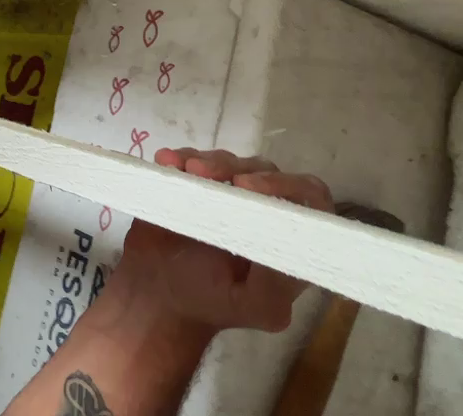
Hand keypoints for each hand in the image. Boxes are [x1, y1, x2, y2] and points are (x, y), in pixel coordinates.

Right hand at [109, 149, 334, 333]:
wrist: (155, 295)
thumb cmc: (209, 303)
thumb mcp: (254, 307)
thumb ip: (276, 283)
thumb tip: (281, 244)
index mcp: (285, 238)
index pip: (307, 197)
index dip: (285, 184)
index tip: (246, 185)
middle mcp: (259, 211)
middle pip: (262, 170)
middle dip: (233, 166)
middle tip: (203, 172)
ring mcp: (222, 194)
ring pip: (226, 160)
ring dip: (204, 158)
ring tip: (181, 168)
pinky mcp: (190, 184)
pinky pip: (189, 158)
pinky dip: (178, 155)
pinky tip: (165, 161)